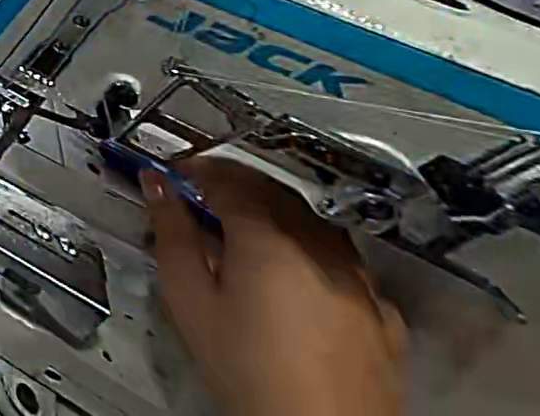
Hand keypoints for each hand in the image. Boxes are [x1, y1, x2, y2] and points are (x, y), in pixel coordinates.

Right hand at [142, 160, 408, 415]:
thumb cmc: (244, 367)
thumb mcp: (189, 296)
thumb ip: (171, 232)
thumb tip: (156, 185)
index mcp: (268, 241)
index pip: (228, 182)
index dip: (196, 171)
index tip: (174, 173)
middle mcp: (320, 251)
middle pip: (272, 192)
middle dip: (233, 182)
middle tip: (201, 189)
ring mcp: (360, 282)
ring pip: (312, 220)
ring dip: (274, 208)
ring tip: (243, 223)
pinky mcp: (383, 314)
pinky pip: (345, 259)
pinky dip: (312, 246)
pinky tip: (295, 266)